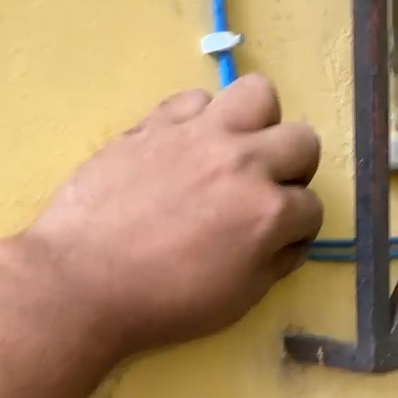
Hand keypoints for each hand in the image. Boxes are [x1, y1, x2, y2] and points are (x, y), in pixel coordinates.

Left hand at [17, 74, 322, 357]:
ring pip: (258, 94)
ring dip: (258, 125)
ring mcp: (199, 134)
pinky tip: (185, 150)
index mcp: (268, 212)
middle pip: (302, 140)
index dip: (299, 228)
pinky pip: (197, 99)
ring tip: (234, 154)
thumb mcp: (238, 300)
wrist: (85, 281)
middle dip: (294, 170)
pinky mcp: (156, 122)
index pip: (312, 206)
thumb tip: (288, 241)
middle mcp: (243, 162)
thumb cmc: (165, 303)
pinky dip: (201, 120)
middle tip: (265, 193)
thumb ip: (274, 264)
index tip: (277, 240)